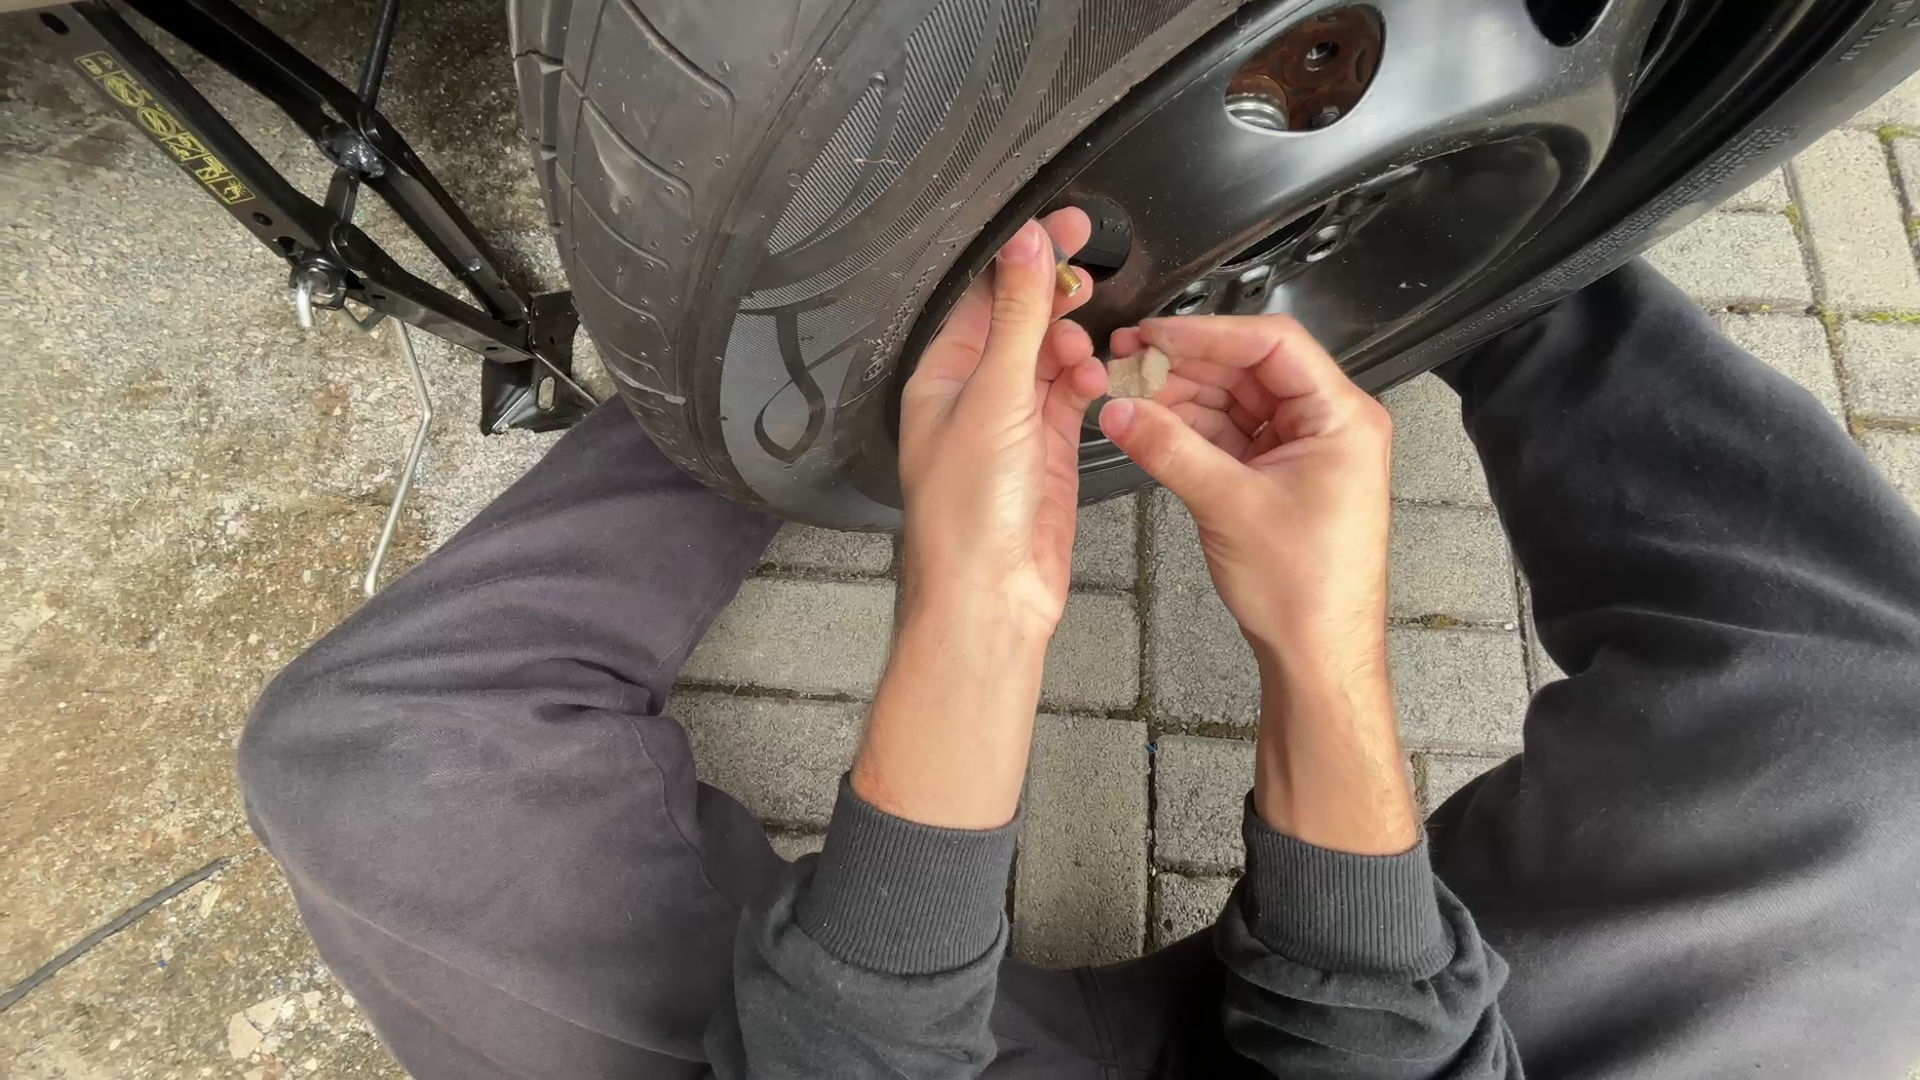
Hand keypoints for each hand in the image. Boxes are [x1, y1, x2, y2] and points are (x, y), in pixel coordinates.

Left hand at [894, 211, 1104, 633]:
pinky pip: (1068, 399)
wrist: (993, 595)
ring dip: (1071, 345)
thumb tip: (1026, 246)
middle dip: (1053, 297)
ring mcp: (1011, 425)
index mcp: (940, 378)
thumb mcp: (994, 399)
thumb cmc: (968, 511)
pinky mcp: (1045, 452)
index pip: (982, 297)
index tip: (1066, 225)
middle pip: (1017, 324)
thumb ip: (1016, 319)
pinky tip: (1095, 378)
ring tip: (1084, 350)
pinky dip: (1085, 382)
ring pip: (1047, 360)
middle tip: (1089, 275)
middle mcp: (973, 397)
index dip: (1023, 258)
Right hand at [1098, 315, 1415, 854]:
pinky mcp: (1270, 475)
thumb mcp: (1230, 505)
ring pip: (1230, 402)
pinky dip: (1185, 430)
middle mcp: (1322, 424)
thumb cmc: (1304, 586)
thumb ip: (1170, 449)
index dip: (1207, 334)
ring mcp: (1294, 450)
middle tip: (1126, 361)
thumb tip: (1117, 410)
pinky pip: (1223, 436)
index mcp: (1340, 417)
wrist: (1315, 650)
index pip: (1272, 345)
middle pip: (1246, 370)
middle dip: (1184, 365)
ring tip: (1126, 393)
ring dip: (1179, 397)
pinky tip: (1147, 425)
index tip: (1152, 336)